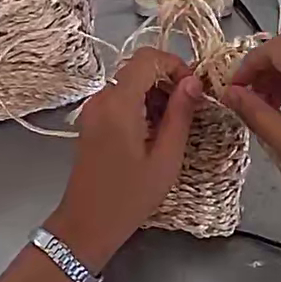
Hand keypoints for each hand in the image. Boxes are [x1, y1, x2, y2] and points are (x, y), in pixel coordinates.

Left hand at [45, 49, 200, 269]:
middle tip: (191, 108)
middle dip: (167, 81)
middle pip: (138, 68)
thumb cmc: (129, 196)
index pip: (148, 58)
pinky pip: (119, 99)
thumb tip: (194, 82)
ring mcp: (93, 109)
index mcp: (118, 103)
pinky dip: (140, 105)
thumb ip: (180, 115)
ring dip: (155, 94)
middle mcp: (101, 99)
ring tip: (175, 125)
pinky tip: (155, 132)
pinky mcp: (91, 121)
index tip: (194, 88)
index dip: (175, 65)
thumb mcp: (165, 158)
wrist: (86, 224)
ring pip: (129, 83)